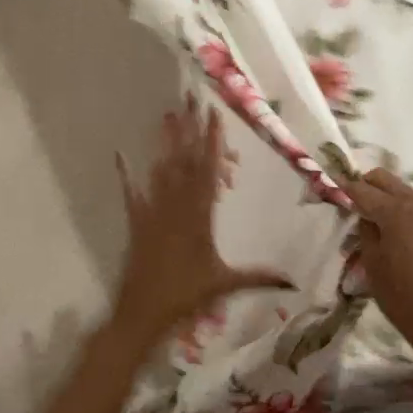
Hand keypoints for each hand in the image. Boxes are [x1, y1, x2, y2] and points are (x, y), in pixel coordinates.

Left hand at [108, 95, 290, 347]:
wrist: (143, 312)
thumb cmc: (187, 297)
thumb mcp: (225, 284)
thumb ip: (259, 277)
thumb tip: (292, 282)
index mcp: (201, 218)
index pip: (209, 172)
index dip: (213, 143)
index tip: (214, 116)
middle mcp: (177, 208)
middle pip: (185, 162)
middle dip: (190, 130)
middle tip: (190, 100)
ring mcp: (154, 213)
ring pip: (161, 171)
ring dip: (165, 143)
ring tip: (168, 115)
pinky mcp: (136, 223)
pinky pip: (131, 194)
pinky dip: (126, 175)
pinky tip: (120, 154)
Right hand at [345, 169, 412, 370]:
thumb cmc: (398, 293)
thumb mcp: (371, 260)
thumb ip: (365, 228)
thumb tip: (363, 211)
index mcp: (396, 211)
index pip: (362, 189)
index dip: (343, 186)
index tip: (330, 185)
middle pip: (385, 179)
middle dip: (365, 185)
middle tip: (350, 203)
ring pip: (402, 190)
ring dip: (385, 196)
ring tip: (371, 220)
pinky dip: (401, 209)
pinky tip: (393, 230)